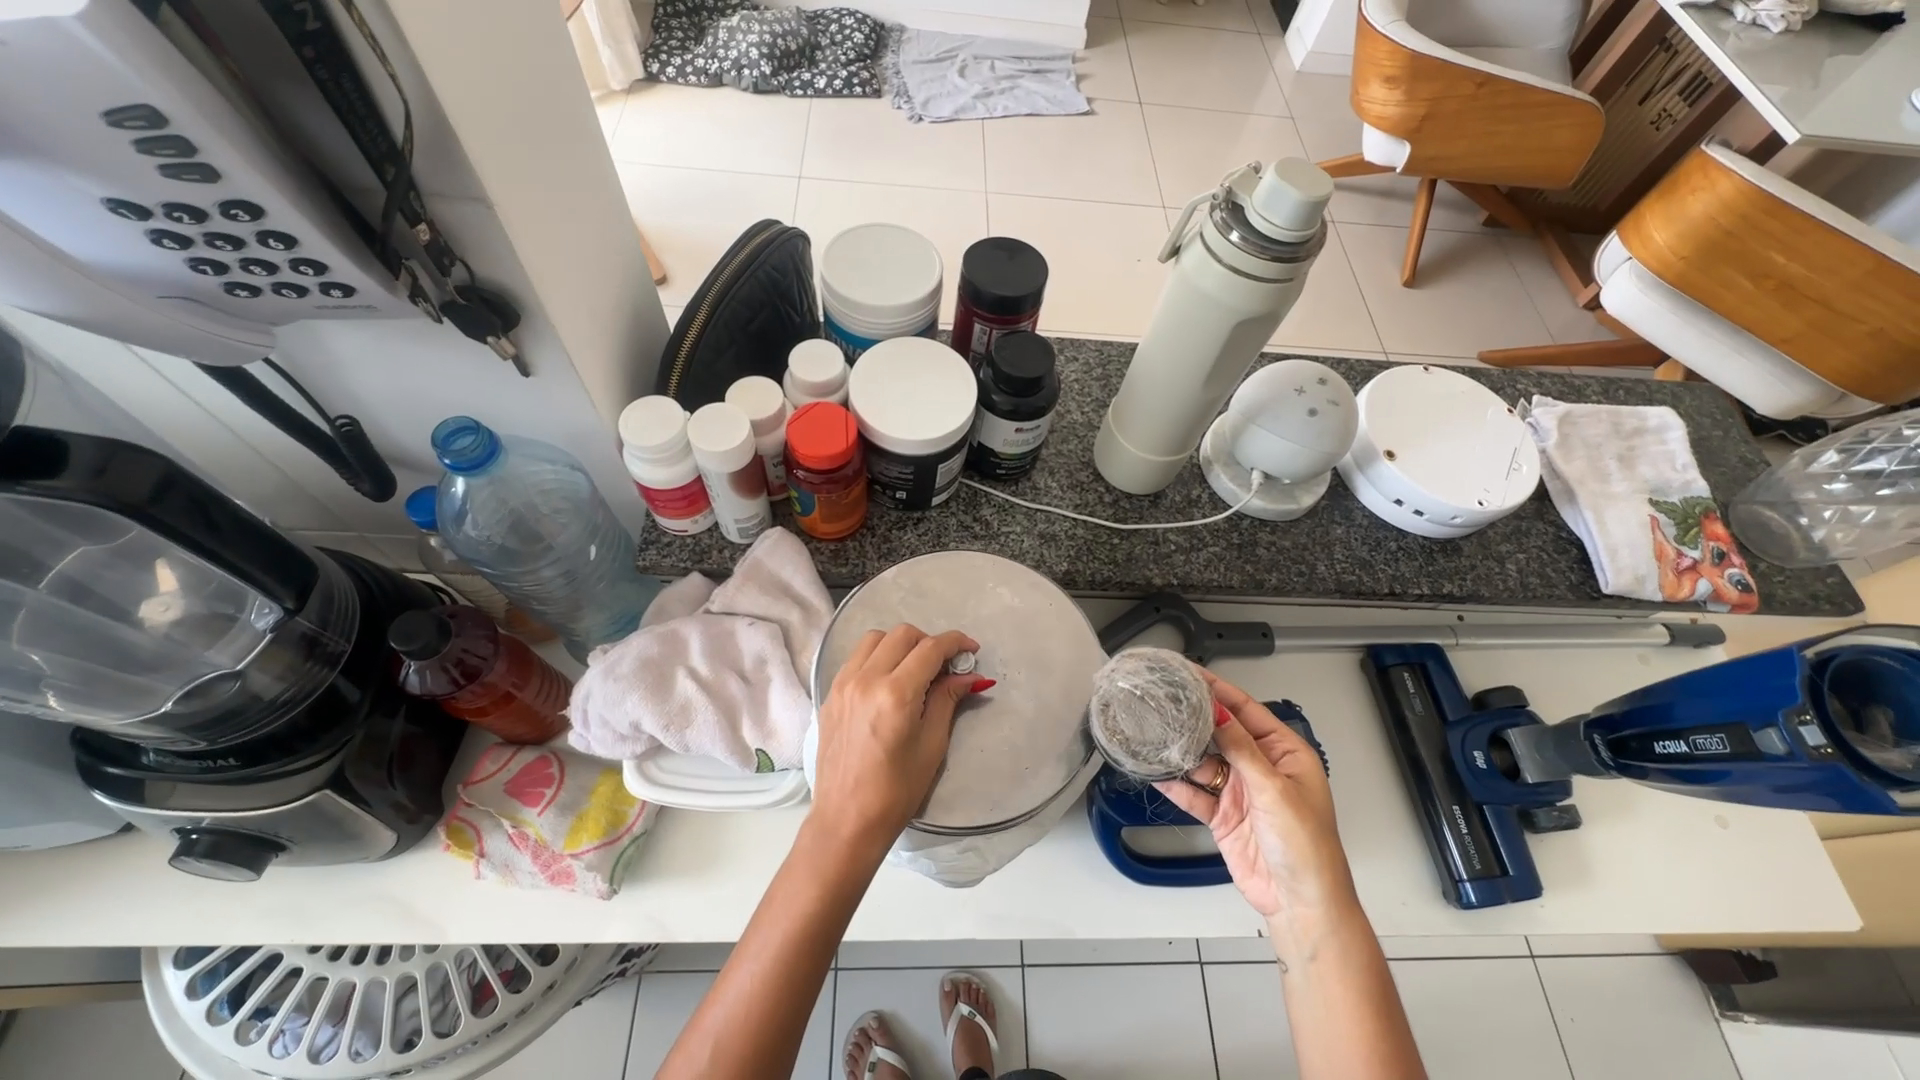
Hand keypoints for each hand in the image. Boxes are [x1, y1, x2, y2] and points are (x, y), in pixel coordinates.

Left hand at [811, 624, 984, 844]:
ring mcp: (842, 685)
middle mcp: (865, 679)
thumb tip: (968, 676)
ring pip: (874, 639)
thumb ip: (947, 701)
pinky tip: (889, 680)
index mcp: (895, 694)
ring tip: (915, 670)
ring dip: (900, 644)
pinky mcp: (830, 695)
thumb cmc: (896, 791)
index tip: (971, 650)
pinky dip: (877, 657)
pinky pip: (856, 658)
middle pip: (902, 635)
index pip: (930, 649)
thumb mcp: (932, 745)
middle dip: (929, 642)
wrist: (846, 819)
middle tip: (944, 665)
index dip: (955, 643)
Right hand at [1154, 669, 1355, 931]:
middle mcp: (1262, 768)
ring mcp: (1241, 792)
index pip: (1247, 711)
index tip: (1192, 674)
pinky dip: (1177, 784)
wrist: (1300, 904)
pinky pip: (1195, 793)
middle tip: (1163, 701)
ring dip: (1183, 753)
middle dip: (1195, 720)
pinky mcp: (1224, 816)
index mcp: (1285, 754)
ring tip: (1156, 736)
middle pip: (1222, 734)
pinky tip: (1158, 774)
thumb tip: (1219, 711)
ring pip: (1204, 762)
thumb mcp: (1274, 790)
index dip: (1219, 692)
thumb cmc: (1307, 847)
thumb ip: (1242, 749)